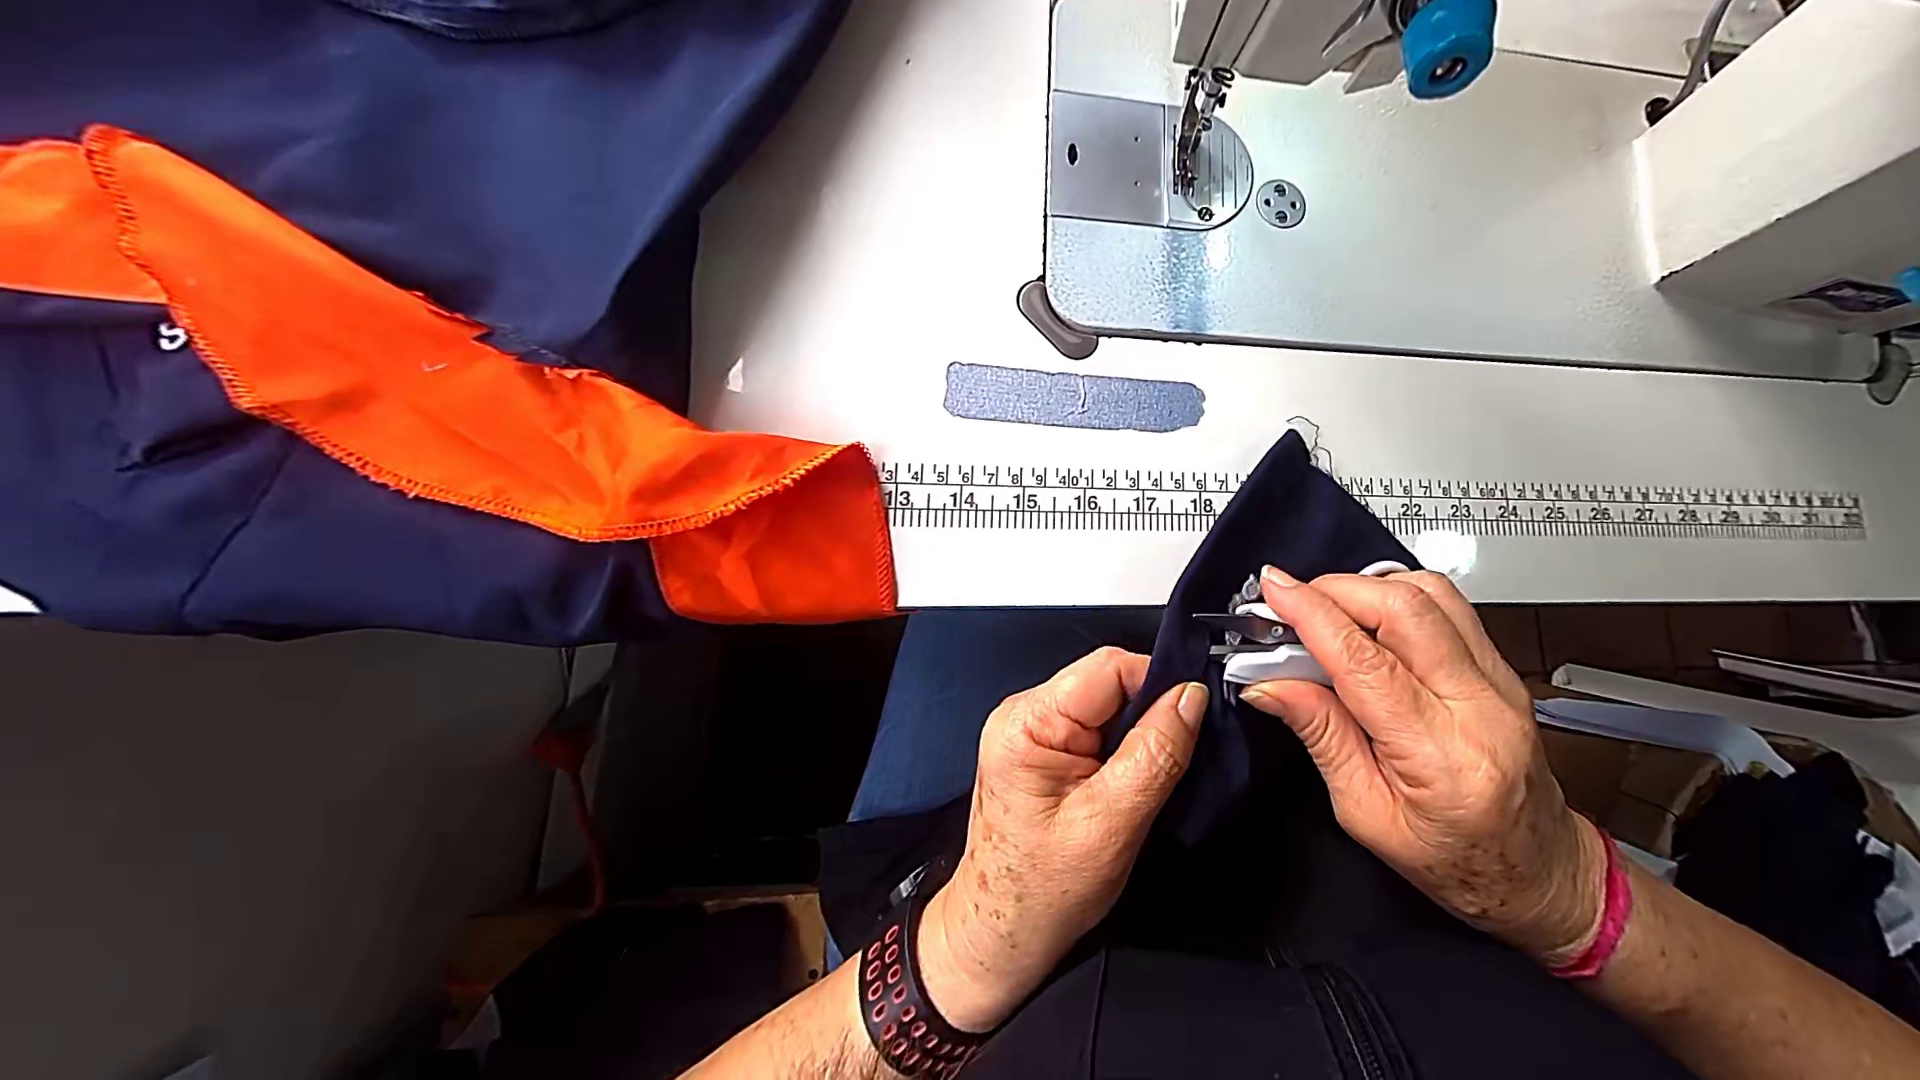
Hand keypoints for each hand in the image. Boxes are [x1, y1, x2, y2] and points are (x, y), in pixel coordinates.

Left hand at [916, 648, 1207, 1030]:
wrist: (1003, 930)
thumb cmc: (1037, 891)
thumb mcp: (1111, 824)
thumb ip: (1155, 754)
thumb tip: (1189, 698)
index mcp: (1026, 722)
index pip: (1108, 667)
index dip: (1159, 682)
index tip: (1195, 711)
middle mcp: (1022, 715)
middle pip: (1108, 681)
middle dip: (1150, 711)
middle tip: (1176, 755)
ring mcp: (1031, 730)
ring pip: (1108, 704)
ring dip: (1138, 732)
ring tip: (1146, 778)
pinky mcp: (1043, 748)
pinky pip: (1097, 727)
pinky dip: (1124, 747)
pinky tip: (1129, 779)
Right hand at [1239, 566, 1608, 965]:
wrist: (1540, 873)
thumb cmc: (1458, 861)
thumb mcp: (1365, 812)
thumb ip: (1319, 734)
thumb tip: (1267, 685)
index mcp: (1442, 757)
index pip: (1364, 660)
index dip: (1310, 615)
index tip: (1274, 592)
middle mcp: (1482, 708)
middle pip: (1404, 608)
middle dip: (1333, 590)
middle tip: (1288, 603)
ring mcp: (1500, 683)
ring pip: (1429, 594)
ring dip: (1364, 589)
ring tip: (1324, 612)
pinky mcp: (1501, 670)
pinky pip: (1445, 606)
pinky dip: (1392, 597)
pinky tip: (1364, 620)